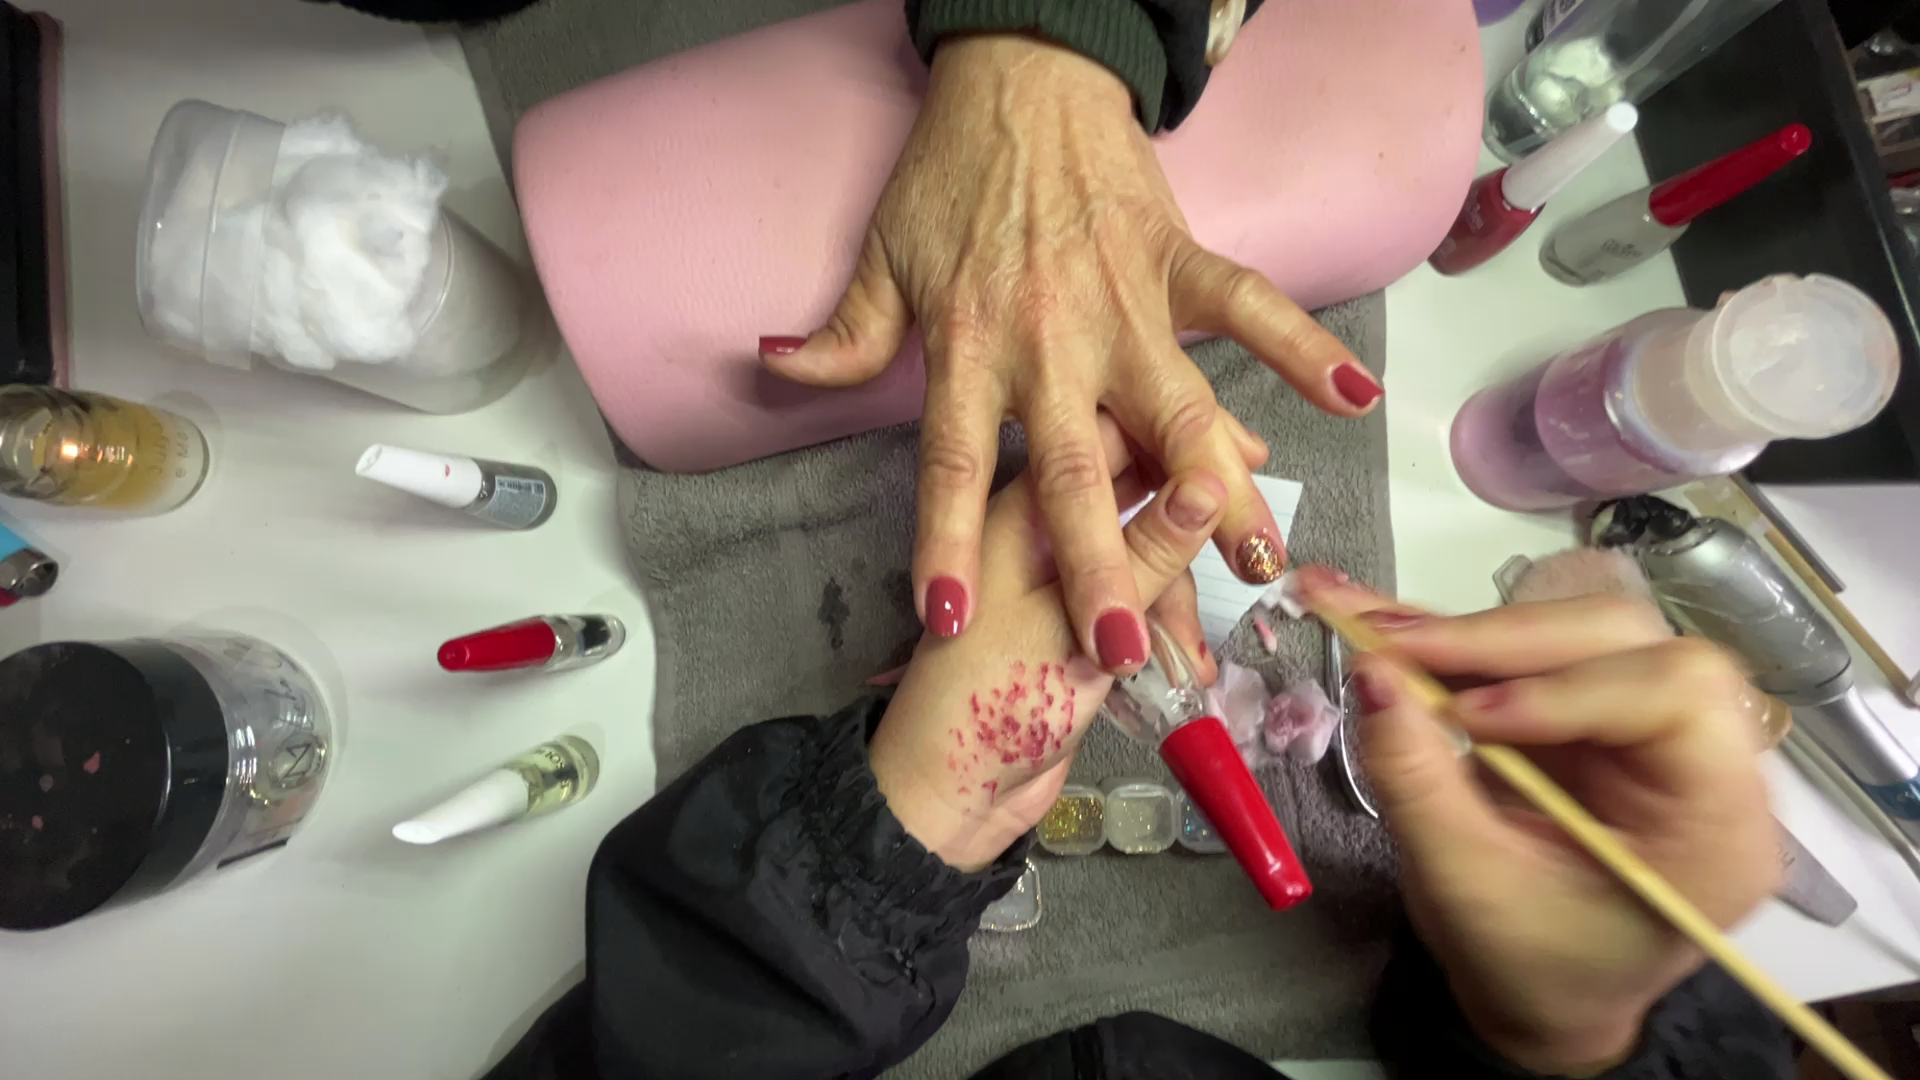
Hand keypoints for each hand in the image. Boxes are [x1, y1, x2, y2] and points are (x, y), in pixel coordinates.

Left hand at [762, 34, 1375, 674]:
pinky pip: (1246, 308)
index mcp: (968, 348)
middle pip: (1071, 470)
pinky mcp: (1179, 261)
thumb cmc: (949, 177)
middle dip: (1094, 564)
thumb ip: (842, 335)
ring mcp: (1121, 303)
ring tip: (1248, 562)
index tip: (953, 621)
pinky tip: (1350, 398)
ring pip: (1172, 409)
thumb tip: (776, 369)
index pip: (950, 468)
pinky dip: (1299, 346)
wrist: (1022, 76)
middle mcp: (1047, 342)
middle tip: (1117, 649)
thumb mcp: (882, 259)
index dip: (946, 546)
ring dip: (1210, 489)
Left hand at [869, 414, 1262, 871]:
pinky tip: (1184, 666)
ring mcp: (1059, 577)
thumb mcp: (1078, 620)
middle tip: (1253, 546)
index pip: (1110, 440)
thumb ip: (1145, 551)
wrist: (951, 791)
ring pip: (1139, 556)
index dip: (1179, 441)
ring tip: (1189, 652)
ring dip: (1175, 598)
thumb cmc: (996, 695)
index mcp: (1026, 505)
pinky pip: (1130, 604)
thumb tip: (1210, 477)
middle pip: (1135, 498)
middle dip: (1191, 528)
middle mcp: (1043, 528)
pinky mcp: (1074, 621)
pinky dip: (1158, 629)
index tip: (1246, 457)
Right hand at [1307, 574, 1777, 1074]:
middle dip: (1492, 637)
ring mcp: (1614, 718)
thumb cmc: (1524, 958)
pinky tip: (1362, 610)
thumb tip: (1369, 673)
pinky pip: (1493, 649)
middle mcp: (1679, 748)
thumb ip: (1416, 779)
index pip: (1673, 695)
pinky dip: (1426, 632)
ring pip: (1549, 627)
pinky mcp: (1553, 705)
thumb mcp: (1464, 881)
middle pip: (1611, 638)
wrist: (1533, 985)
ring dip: (1452, 628)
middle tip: (1391, 645)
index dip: (1563, 689)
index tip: (1465, 720)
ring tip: (1365, 626)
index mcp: (1708, 816)